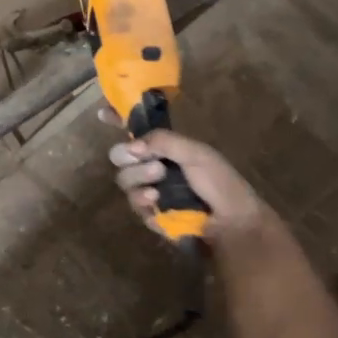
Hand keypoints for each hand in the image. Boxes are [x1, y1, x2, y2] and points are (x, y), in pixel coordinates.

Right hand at [108, 129, 266, 240]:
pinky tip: (157, 201)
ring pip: (123, 179)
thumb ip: (164, 142)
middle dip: (127, 156)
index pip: (135, 130)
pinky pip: (133, 203)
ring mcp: (148, 190)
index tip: (103, 112)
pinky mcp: (149, 213)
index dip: (117, 120)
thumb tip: (131, 146)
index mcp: (164, 148)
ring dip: (139, 178)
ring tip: (159, 186)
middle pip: (119, 154)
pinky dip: (143, 200)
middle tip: (148, 160)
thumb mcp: (197, 154)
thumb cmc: (221, 184)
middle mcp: (151, 166)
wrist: (234, 224)